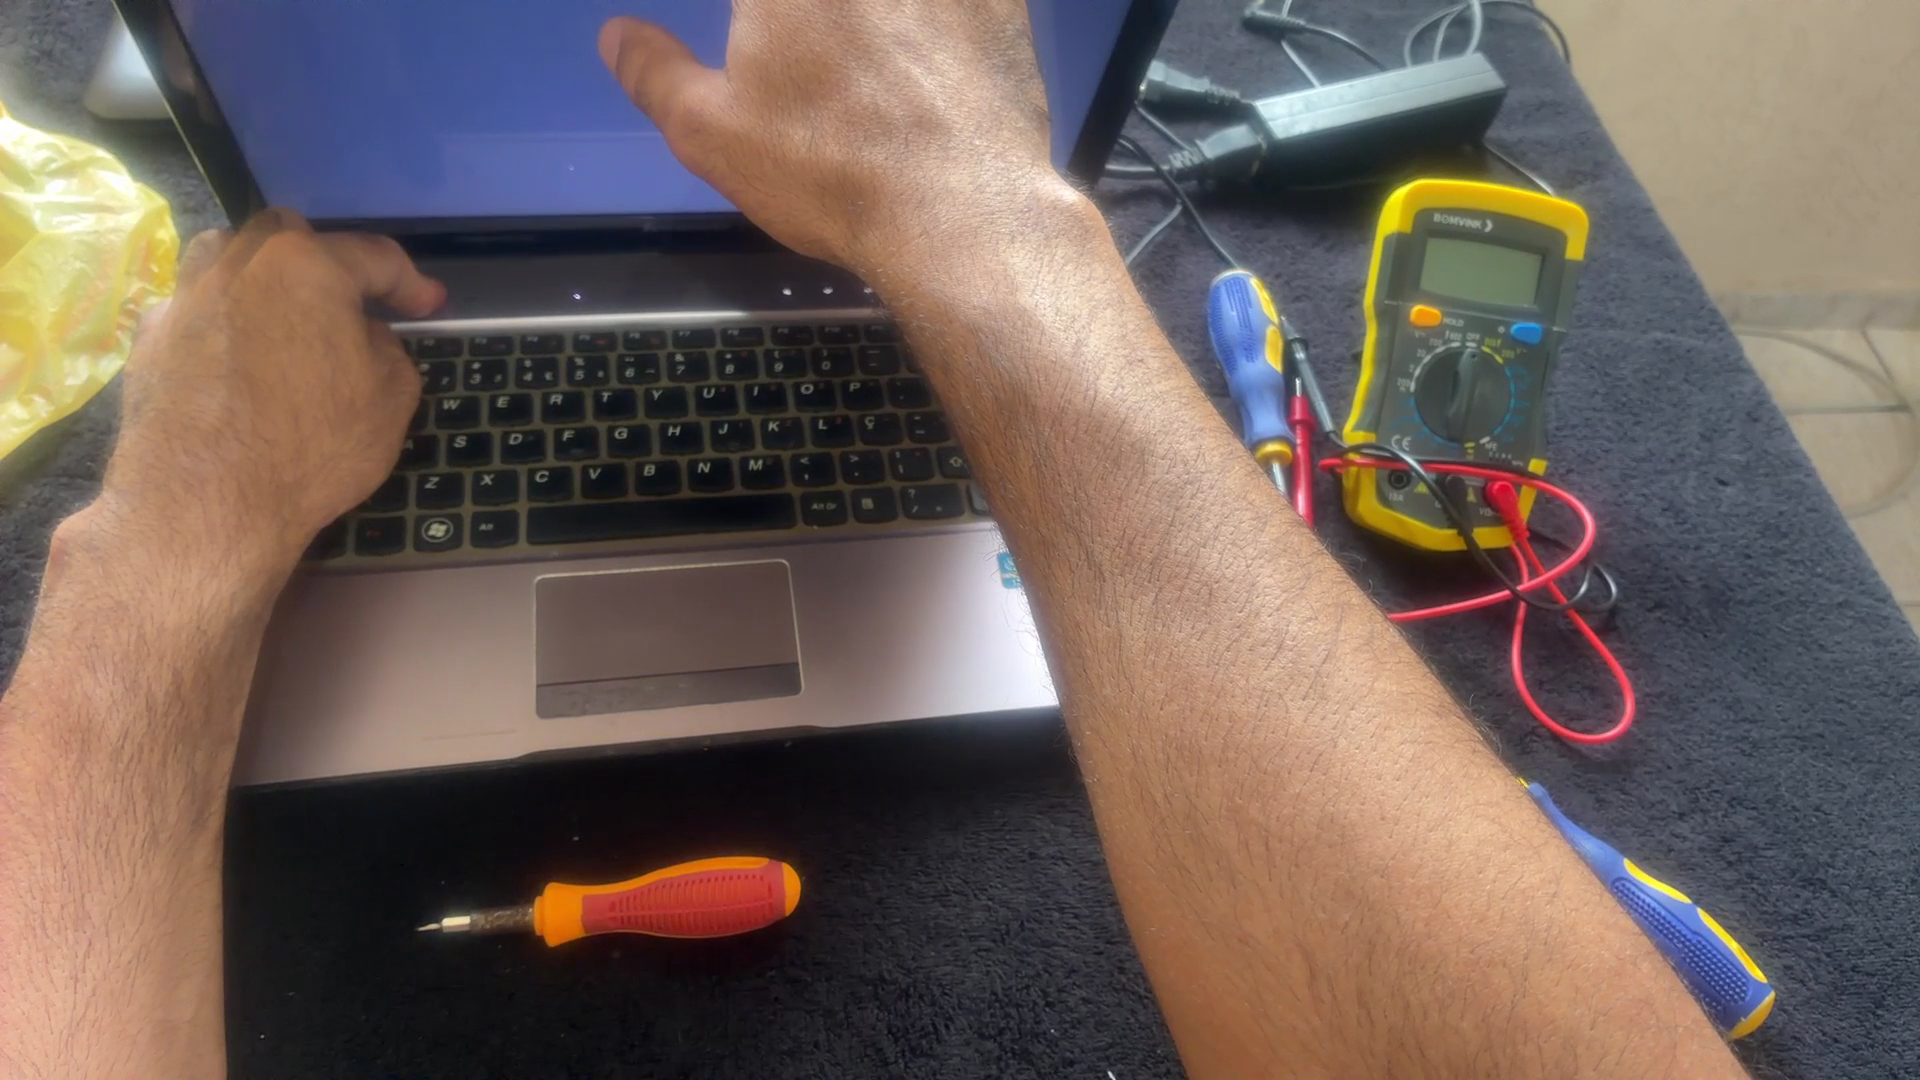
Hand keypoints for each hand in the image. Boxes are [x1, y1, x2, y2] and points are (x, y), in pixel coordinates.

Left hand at [100, 209, 442, 576]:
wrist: (210, 498)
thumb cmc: (319, 443)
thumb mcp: (394, 395)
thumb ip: (385, 348)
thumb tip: (363, 335)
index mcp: (306, 269)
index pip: (372, 255)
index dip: (412, 282)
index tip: (430, 307)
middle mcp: (236, 265)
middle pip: (291, 237)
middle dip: (335, 263)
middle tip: (363, 306)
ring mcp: (183, 297)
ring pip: (232, 258)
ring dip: (274, 278)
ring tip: (301, 322)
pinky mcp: (151, 337)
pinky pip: (206, 307)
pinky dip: (239, 319)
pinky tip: (257, 361)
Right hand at [598, 0, 1078, 276]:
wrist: (959, 218)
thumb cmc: (829, 175)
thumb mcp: (713, 137)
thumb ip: (656, 76)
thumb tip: (617, 37)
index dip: (759, 21)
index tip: (762, 43)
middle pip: (820, 6)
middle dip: (802, 30)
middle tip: (809, 68)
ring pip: (892, 4)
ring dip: (873, 32)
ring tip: (867, 80)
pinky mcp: (1003, 0)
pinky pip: (973, 5)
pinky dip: (946, 24)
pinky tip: (931, 64)